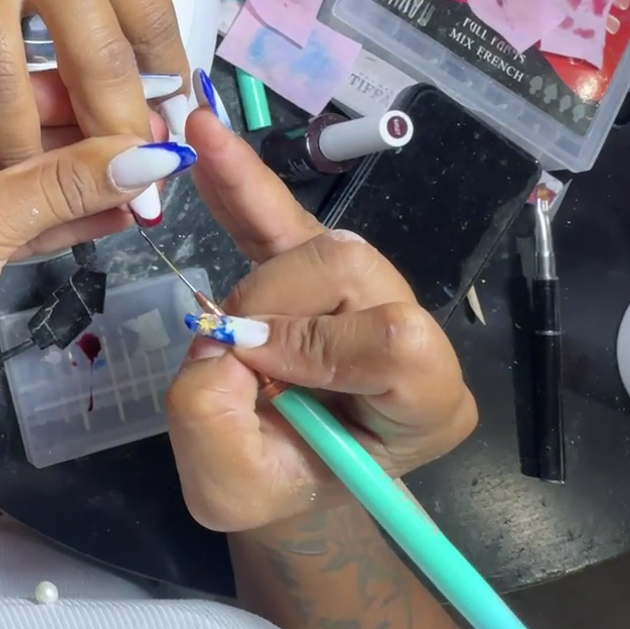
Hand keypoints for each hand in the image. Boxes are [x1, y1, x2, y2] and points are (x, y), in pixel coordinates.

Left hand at [0, 76, 195, 429]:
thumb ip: (61, 186)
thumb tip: (152, 154)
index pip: (3, 90)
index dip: (78, 97)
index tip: (148, 100)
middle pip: (22, 134)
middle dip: (92, 145)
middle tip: (166, 143)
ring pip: (31, 180)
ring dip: (90, 185)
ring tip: (160, 179)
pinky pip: (28, 219)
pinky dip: (72, 220)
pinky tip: (125, 213)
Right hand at [164, 109, 475, 532]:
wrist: (280, 475)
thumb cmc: (266, 489)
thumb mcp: (229, 489)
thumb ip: (213, 423)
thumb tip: (213, 340)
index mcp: (425, 406)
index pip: (399, 340)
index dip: (313, 343)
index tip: (247, 367)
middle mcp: (414, 339)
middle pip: (354, 270)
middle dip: (271, 300)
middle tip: (225, 341)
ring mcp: (369, 294)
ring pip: (321, 238)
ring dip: (255, 268)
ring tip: (220, 313)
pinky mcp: (315, 268)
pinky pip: (281, 214)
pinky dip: (240, 181)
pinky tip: (204, 138)